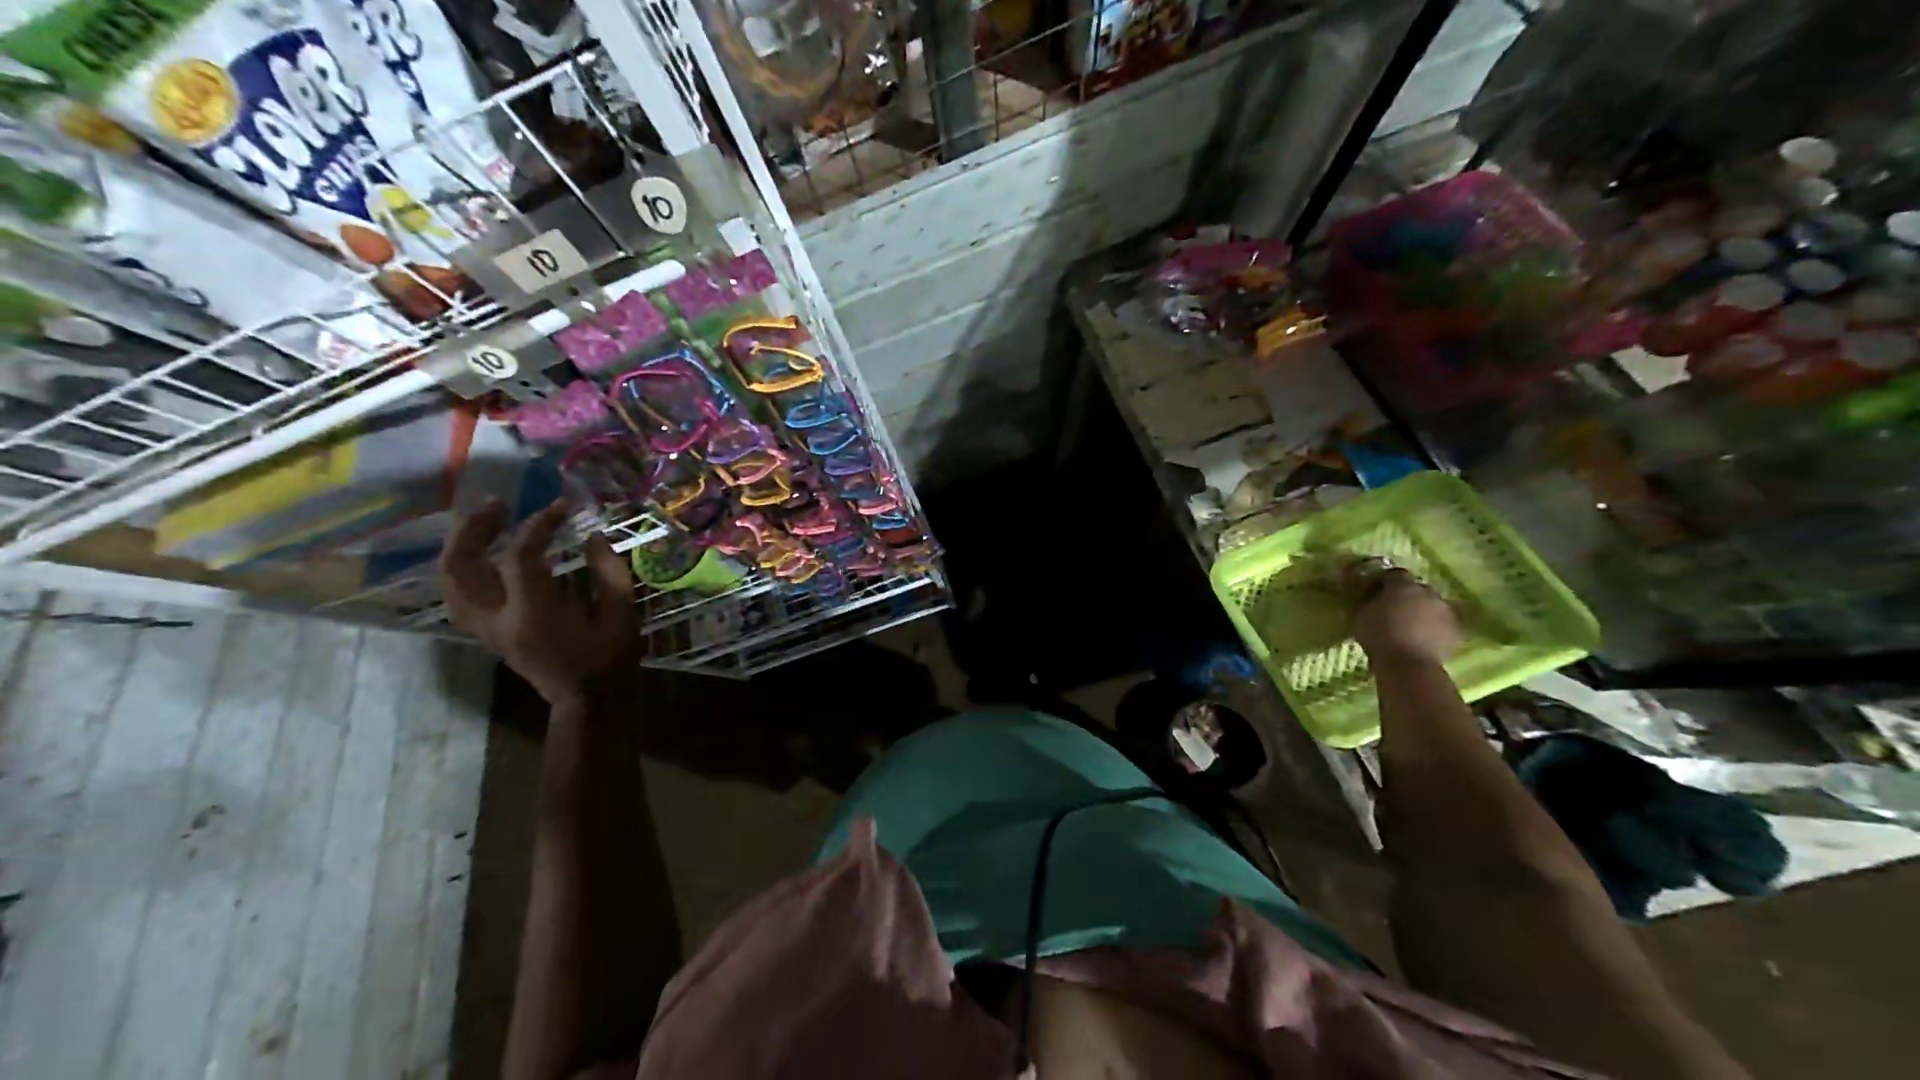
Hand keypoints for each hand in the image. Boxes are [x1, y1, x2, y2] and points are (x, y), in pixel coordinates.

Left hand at [438, 499, 636, 705]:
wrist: (589, 699)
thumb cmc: (611, 657)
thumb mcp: (623, 612)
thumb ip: (608, 571)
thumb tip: (591, 537)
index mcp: (534, 616)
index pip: (520, 558)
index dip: (540, 526)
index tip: (562, 508)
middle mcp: (499, 621)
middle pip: (461, 566)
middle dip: (475, 529)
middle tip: (500, 505)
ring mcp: (487, 630)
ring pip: (450, 582)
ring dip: (462, 546)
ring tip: (487, 523)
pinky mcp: (487, 634)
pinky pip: (459, 595)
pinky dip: (465, 568)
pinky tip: (485, 554)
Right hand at [1350, 567, 1462, 664]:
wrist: (1409, 664)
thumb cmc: (1379, 636)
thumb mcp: (1361, 615)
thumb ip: (1368, 601)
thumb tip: (1370, 596)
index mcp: (1402, 586)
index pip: (1394, 574)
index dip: (1386, 581)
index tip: (1377, 590)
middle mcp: (1427, 592)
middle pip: (1417, 588)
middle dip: (1408, 595)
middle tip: (1396, 608)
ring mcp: (1445, 610)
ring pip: (1433, 605)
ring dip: (1423, 610)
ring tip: (1412, 625)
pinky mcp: (1456, 629)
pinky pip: (1443, 623)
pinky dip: (1435, 626)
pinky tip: (1424, 637)